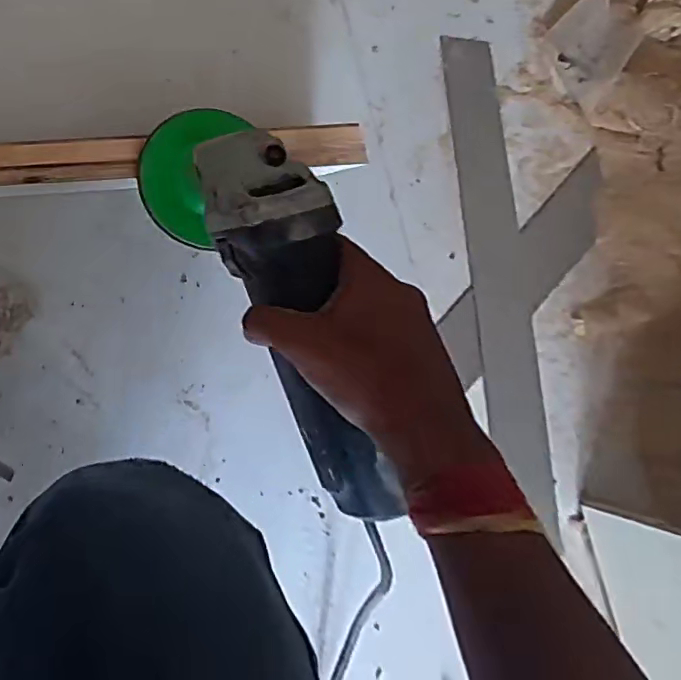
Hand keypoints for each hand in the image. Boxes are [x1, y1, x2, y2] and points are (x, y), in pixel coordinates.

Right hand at [242, 237, 497, 486]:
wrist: (426, 435)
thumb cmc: (375, 382)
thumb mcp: (298, 343)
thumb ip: (265, 321)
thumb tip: (254, 320)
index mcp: (374, 281)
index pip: (334, 245)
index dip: (305, 251)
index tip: (288, 263)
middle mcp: (402, 298)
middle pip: (349, 280)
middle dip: (319, 294)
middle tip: (297, 311)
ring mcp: (417, 328)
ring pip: (367, 311)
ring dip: (341, 324)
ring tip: (318, 348)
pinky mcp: (423, 356)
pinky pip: (383, 339)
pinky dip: (360, 349)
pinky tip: (344, 372)